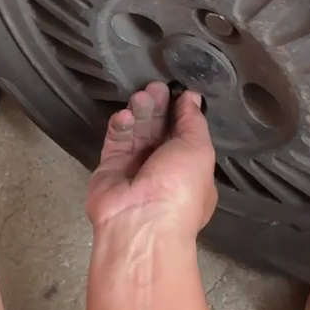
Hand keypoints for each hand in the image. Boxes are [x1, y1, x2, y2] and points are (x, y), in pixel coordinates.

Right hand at [85, 83, 218, 237]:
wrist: (141, 222)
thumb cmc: (180, 189)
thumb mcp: (199, 149)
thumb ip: (193, 121)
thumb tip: (191, 98)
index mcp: (190, 169)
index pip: (185, 134)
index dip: (181, 112)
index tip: (178, 90)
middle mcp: (163, 169)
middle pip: (159, 129)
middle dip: (158, 107)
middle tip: (155, 87)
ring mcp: (135, 169)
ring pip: (137, 131)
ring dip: (139, 112)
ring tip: (141, 97)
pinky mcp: (110, 168)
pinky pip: (116, 141)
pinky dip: (120, 126)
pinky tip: (124, 116)